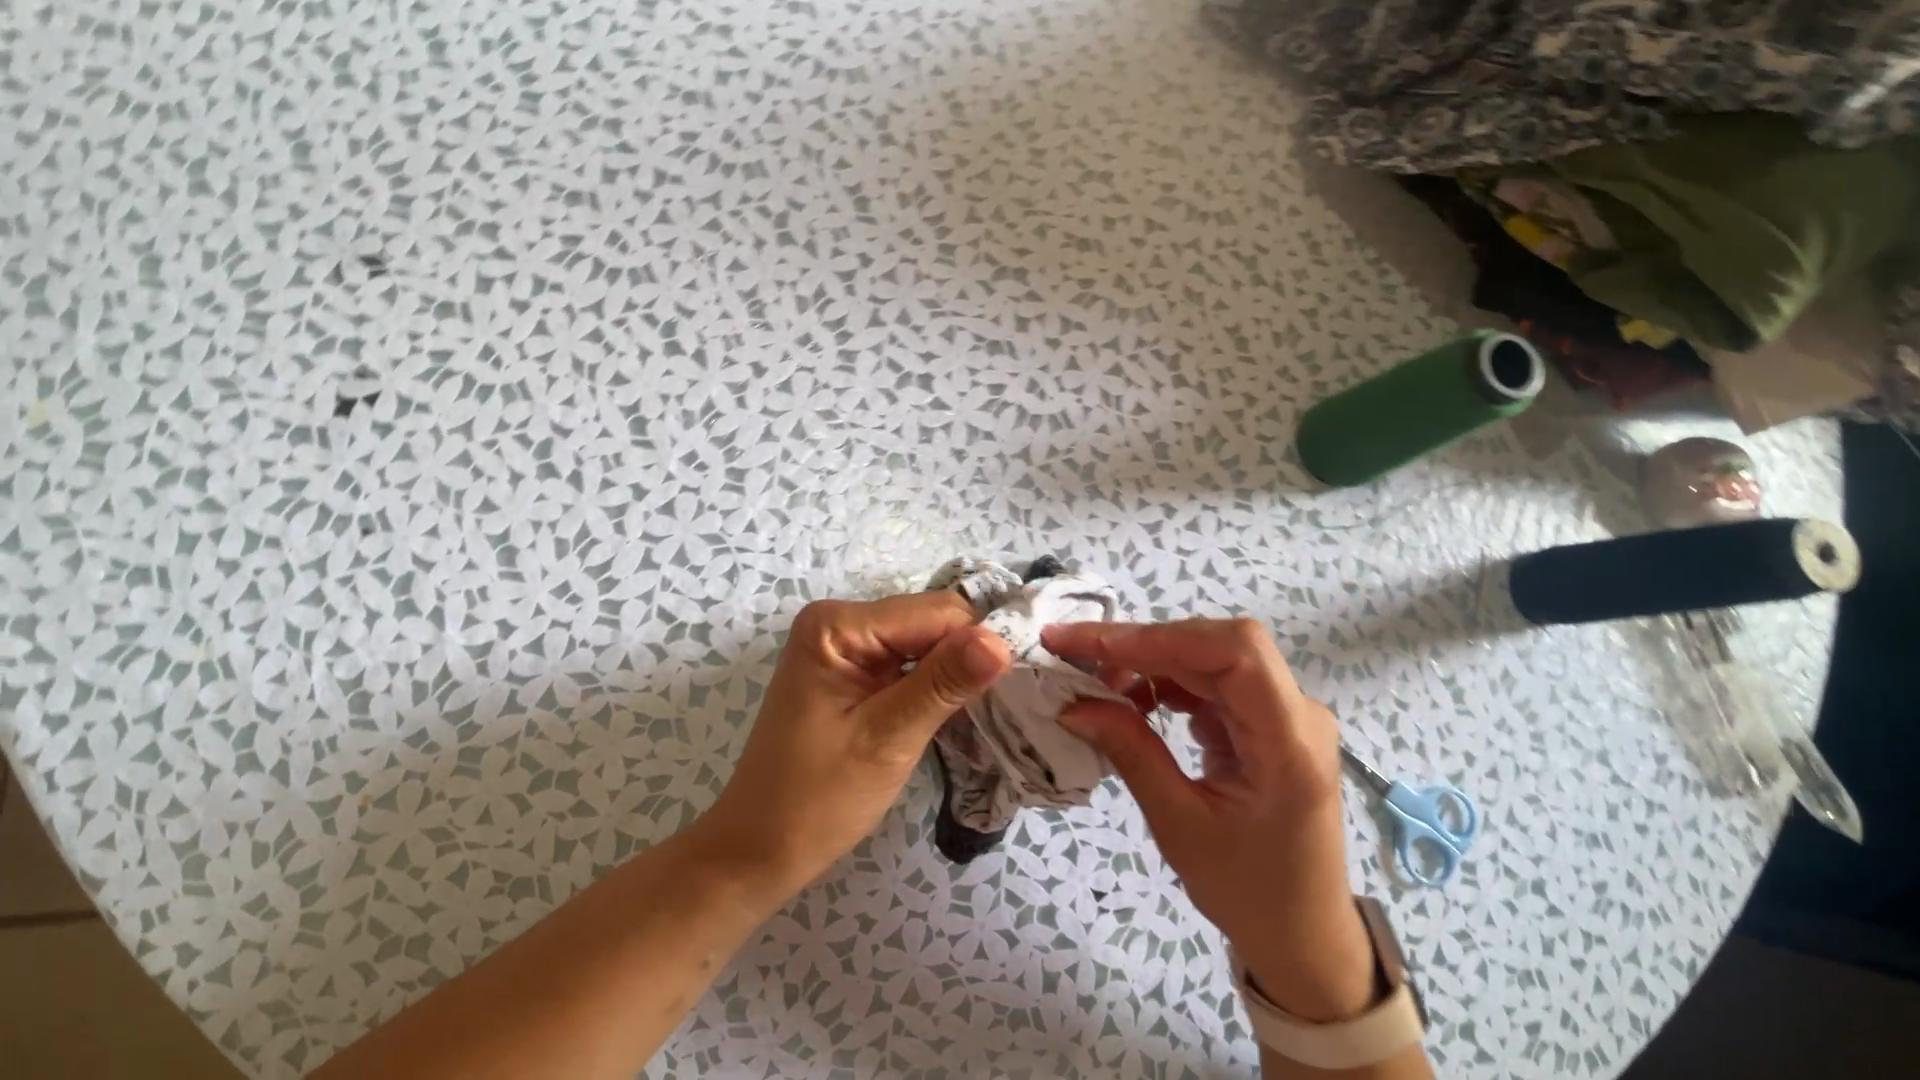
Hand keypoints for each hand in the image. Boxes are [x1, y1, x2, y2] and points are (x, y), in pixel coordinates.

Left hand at [697, 593, 1010, 897]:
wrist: (761, 848)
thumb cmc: (818, 799)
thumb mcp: (888, 738)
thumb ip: (943, 684)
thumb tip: (1001, 640)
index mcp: (837, 625)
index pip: (935, 612)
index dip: (978, 642)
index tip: (1015, 682)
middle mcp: (839, 621)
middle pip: (931, 621)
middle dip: (966, 656)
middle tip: (999, 703)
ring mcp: (844, 646)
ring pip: (925, 641)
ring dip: (953, 672)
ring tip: (980, 710)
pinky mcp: (852, 672)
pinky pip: (909, 662)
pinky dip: (933, 684)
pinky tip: (950, 711)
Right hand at [1043, 618, 1376, 1020]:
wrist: (1301, 932)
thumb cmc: (1247, 890)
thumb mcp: (1179, 825)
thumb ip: (1131, 753)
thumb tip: (1073, 704)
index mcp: (1290, 742)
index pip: (1234, 653)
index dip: (1159, 638)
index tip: (1090, 645)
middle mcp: (1298, 714)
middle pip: (1219, 647)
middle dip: (1143, 644)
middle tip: (1075, 655)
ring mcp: (1286, 715)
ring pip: (1212, 659)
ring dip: (1150, 662)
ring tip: (1096, 683)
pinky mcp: (1267, 723)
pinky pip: (1214, 683)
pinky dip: (1167, 683)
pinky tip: (1132, 702)